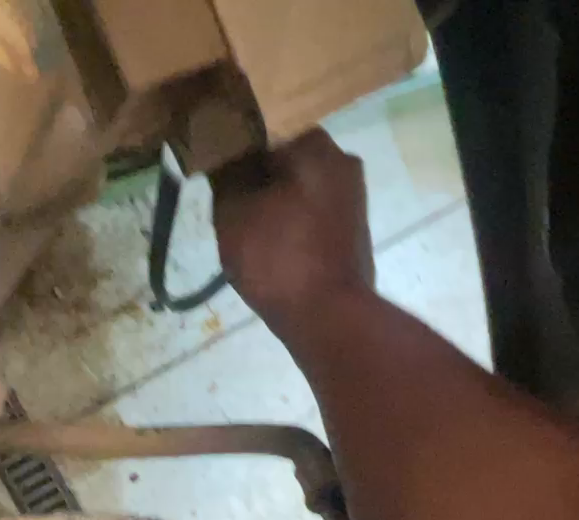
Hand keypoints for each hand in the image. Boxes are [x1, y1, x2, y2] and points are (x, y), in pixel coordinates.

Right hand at [213, 129, 375, 327]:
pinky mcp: (356, 232)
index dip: (237, 171)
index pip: (261, 144)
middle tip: (236, 227)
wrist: (327, 316)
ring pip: (299, 197)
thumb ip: (224, 178)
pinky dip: (296, 234)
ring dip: (277, 215)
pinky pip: (314, 222)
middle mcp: (343, 162)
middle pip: (284, 171)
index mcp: (314, 146)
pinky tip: (280, 260)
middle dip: (260, 193)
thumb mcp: (232, 215)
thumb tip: (222, 158)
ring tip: (256, 247)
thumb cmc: (276, 258)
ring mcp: (355, 199)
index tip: (223, 200)